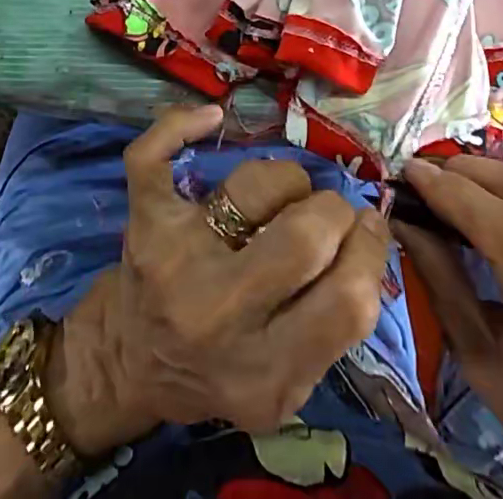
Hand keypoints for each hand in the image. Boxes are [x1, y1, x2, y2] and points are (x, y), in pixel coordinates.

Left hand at [46, 105, 390, 454]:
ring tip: (285, 193)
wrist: (132, 362)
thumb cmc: (219, 370)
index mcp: (265, 371)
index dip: (370, 252)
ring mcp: (175, 260)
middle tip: (327, 212)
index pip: (347, 301)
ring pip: (253, 185)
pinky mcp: (143, 223)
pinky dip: (178, 126)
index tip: (367, 228)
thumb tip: (368, 232)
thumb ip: (332, 326)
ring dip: (286, 179)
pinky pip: (154, 157)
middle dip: (332, 212)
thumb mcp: (286, 385)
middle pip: (304, 235)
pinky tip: (211, 118)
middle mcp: (217, 315)